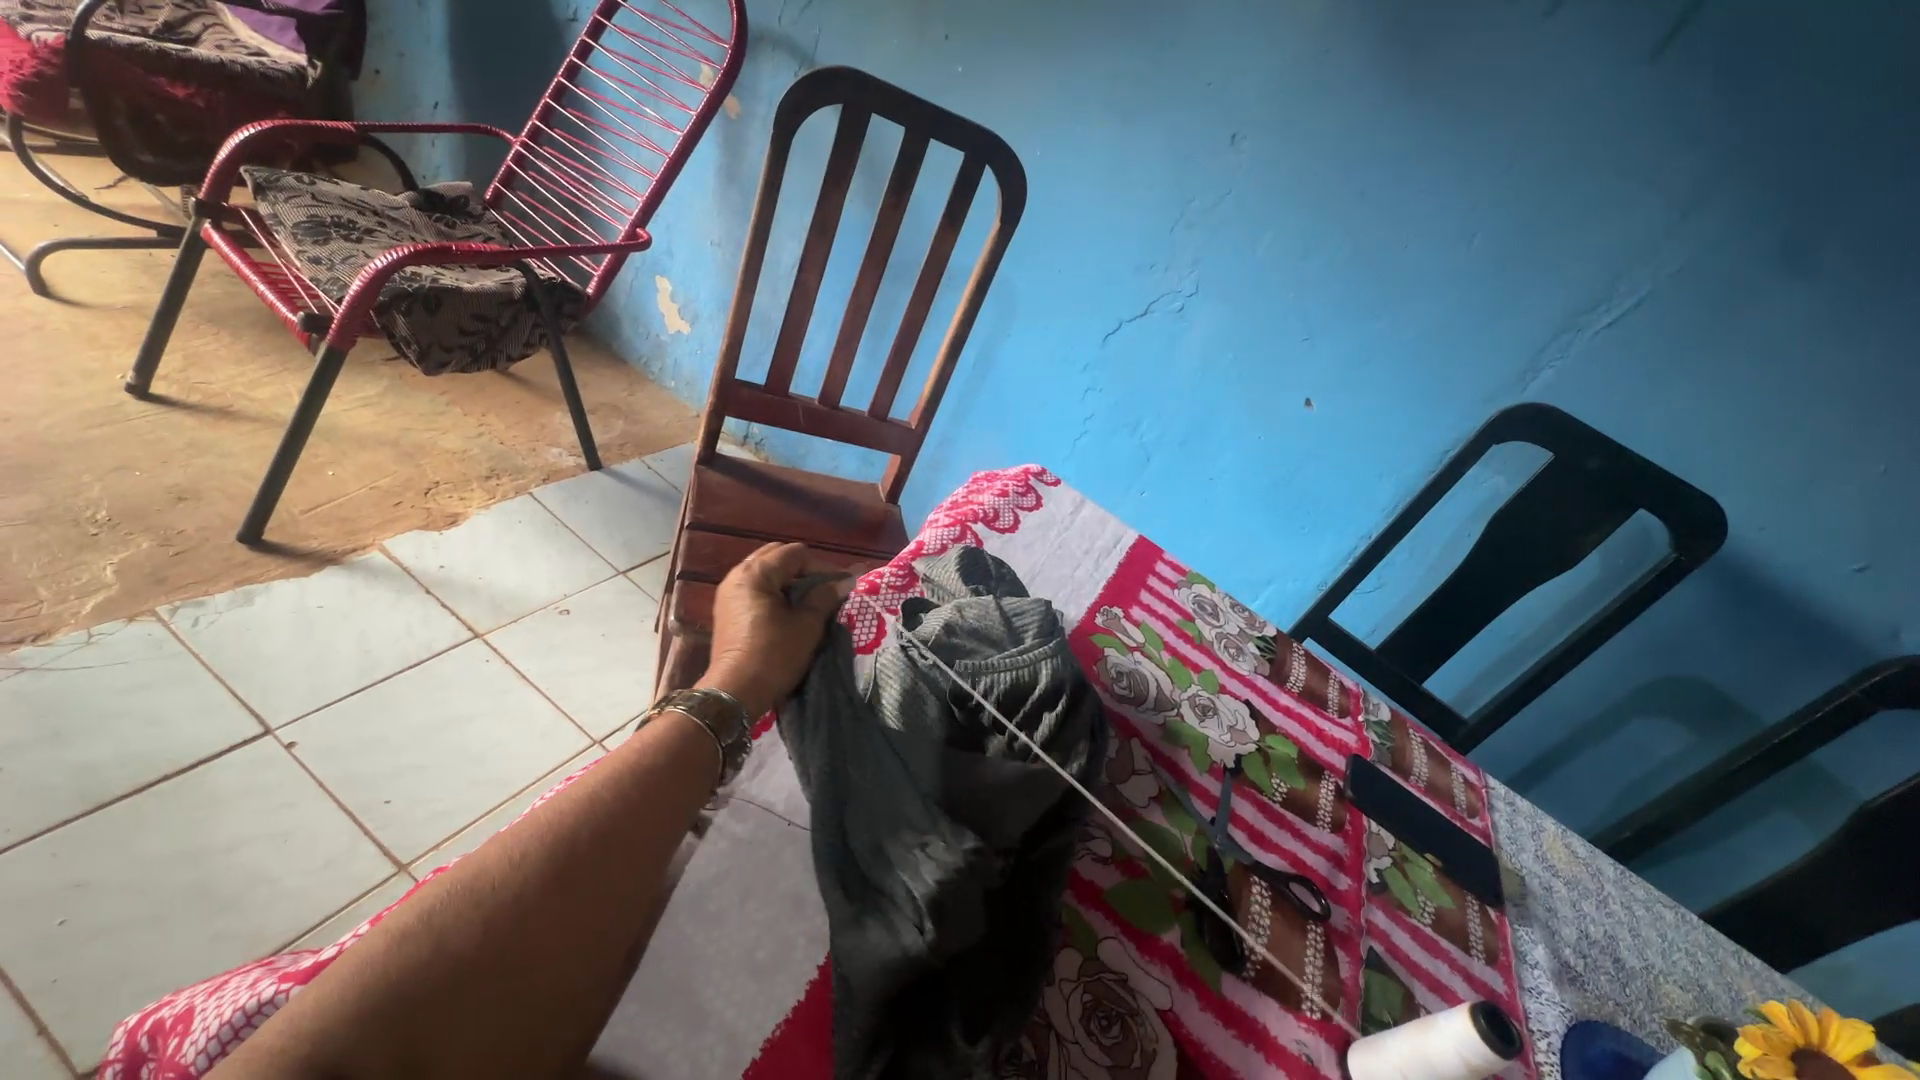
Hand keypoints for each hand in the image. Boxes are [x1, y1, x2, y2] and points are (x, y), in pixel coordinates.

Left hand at [699, 543, 856, 717]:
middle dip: (803, 569)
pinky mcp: (726, 610)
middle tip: (824, 589)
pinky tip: (788, 610)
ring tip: (808, 600)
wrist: (736, 692)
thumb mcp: (807, 625)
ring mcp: (728, 593)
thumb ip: (825, 597)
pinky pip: (754, 589)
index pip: (795, 553)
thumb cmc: (775, 655)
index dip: (822, 566)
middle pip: (776, 556)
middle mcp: (737, 575)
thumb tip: (845, 581)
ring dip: (788, 581)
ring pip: (764, 572)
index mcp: (756, 573)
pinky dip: (773, 592)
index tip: (839, 586)